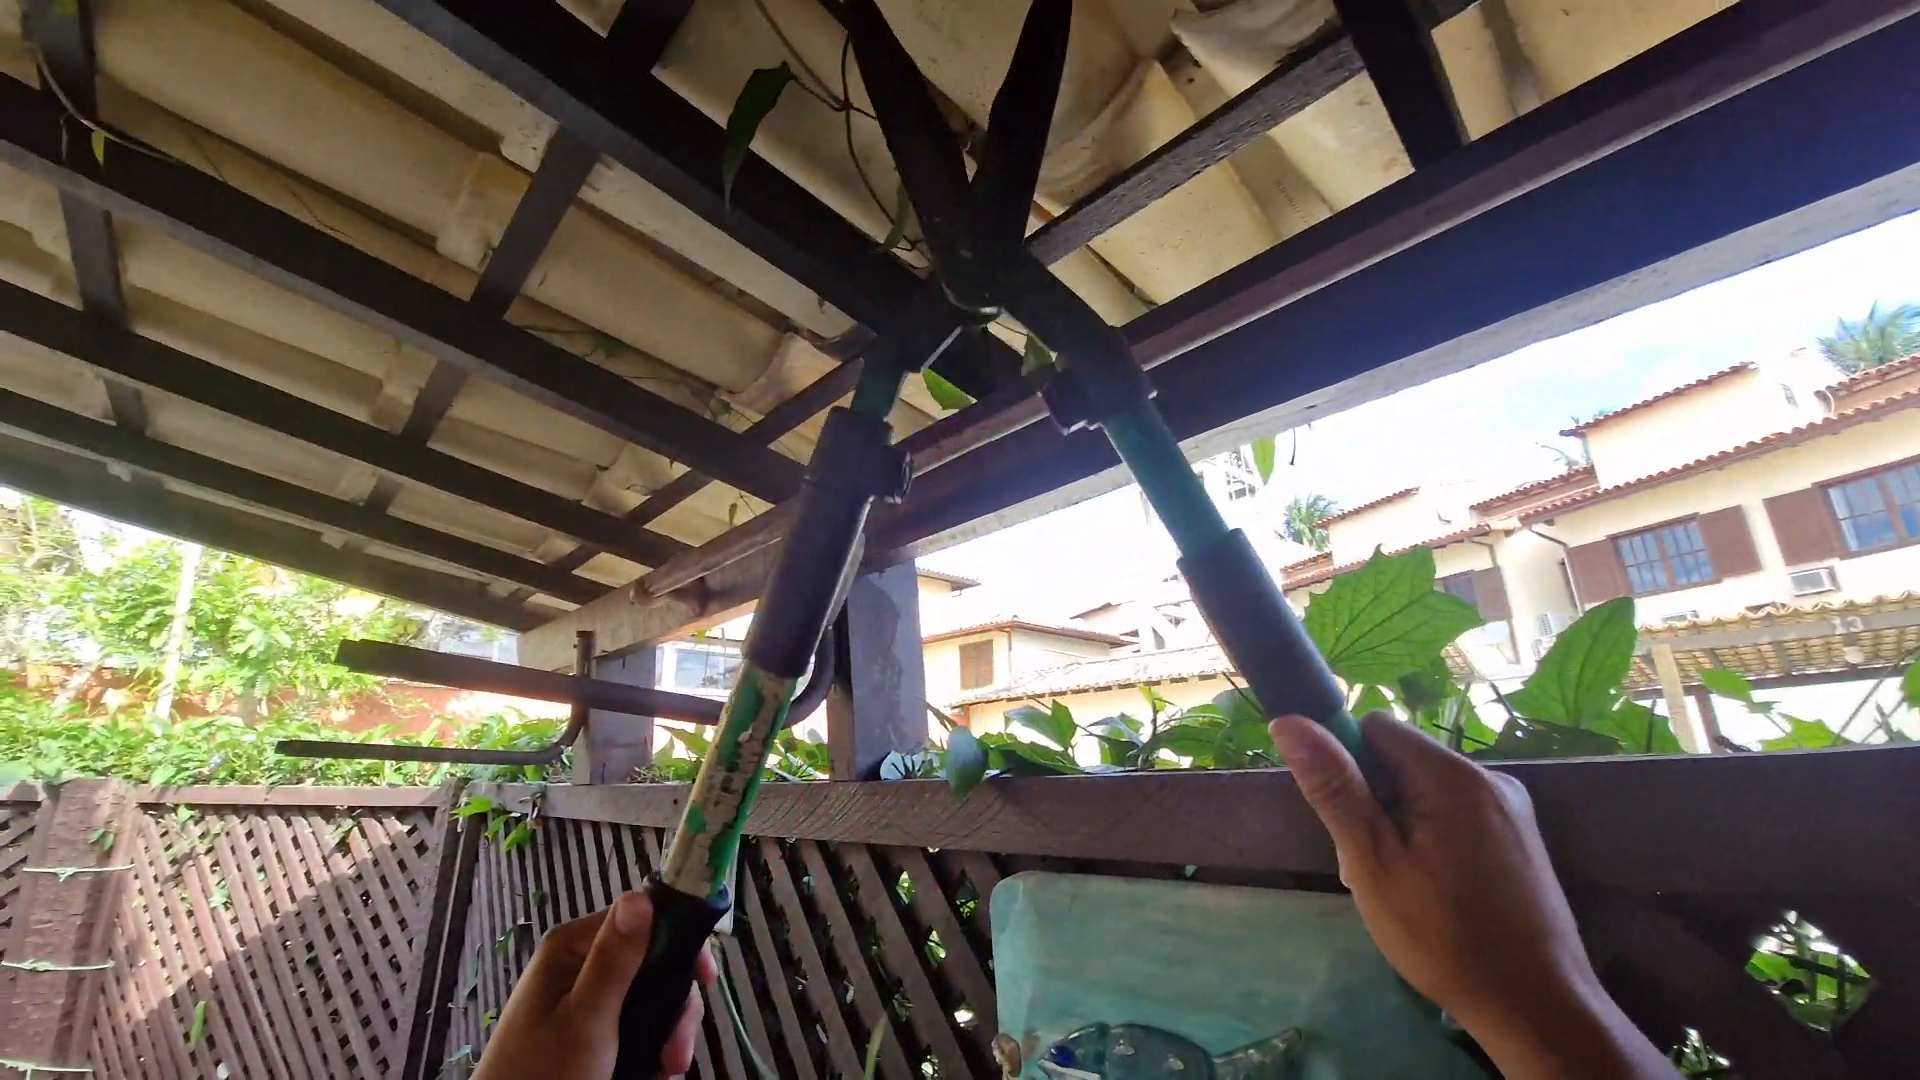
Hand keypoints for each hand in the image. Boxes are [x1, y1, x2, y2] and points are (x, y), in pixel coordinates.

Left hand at [475, 891, 717, 1079]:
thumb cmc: (545, 1078)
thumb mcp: (586, 1021)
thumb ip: (615, 959)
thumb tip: (641, 895)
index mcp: (572, 947)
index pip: (643, 918)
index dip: (681, 942)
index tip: (706, 979)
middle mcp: (579, 962)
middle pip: (652, 960)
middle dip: (675, 1004)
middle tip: (680, 1053)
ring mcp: (583, 995)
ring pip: (649, 993)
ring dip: (668, 1030)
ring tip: (670, 1070)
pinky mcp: (588, 1027)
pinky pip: (634, 1019)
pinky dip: (652, 1043)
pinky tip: (657, 1070)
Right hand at [1269, 712, 1675, 1078]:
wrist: (1540, 1013)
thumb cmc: (1443, 935)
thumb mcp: (1371, 859)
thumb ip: (1333, 785)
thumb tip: (1289, 721)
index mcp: (1451, 776)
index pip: (1376, 727)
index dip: (1348, 763)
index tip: (1348, 818)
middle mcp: (1489, 778)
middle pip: (1400, 759)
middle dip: (1371, 800)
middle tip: (1367, 863)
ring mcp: (1511, 809)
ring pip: (1424, 789)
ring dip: (1397, 823)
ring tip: (1397, 885)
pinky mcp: (1520, 839)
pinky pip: (1454, 813)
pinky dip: (1429, 838)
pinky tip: (1430, 889)